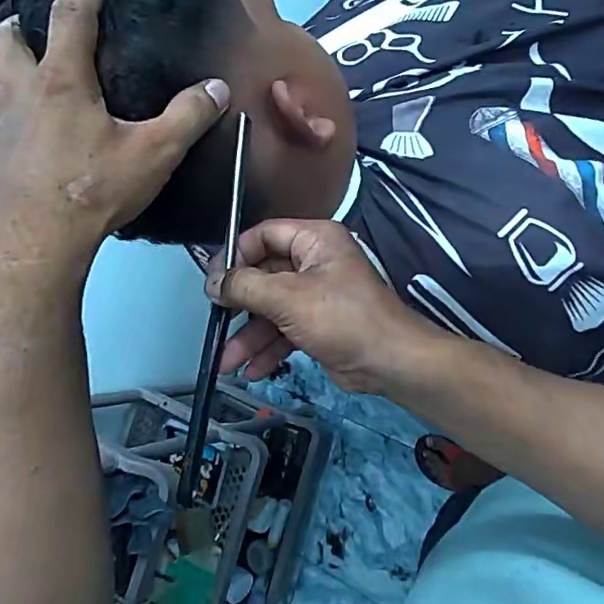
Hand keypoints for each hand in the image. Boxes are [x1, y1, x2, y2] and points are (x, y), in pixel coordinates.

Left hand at [0, 0, 227, 284]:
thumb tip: (215, 88)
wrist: (30, 244)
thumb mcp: (154, 153)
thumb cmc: (89, 193)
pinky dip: (9, 112)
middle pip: (7, 38)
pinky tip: (30, 132)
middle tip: (38, 19)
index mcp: (60, 82)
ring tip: (37, 76)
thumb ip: (188, 116)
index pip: (70, 15)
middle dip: (22, 20)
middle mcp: (19, 93)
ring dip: (12, 66)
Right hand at [208, 220, 445, 394]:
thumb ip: (245, 286)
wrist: (389, 361)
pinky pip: (285, 329)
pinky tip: (252, 369)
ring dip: (250, 335)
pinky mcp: (319, 323)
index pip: (265, 234)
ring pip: (272, 308)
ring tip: (228, 361)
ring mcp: (318, 294)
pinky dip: (269, 348)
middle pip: (264, 274)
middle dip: (239, 305)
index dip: (236, 254)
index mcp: (316, 239)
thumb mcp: (288, 297)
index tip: (213, 280)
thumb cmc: (343, 318)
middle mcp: (316, 261)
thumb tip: (214, 283)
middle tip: (216, 320)